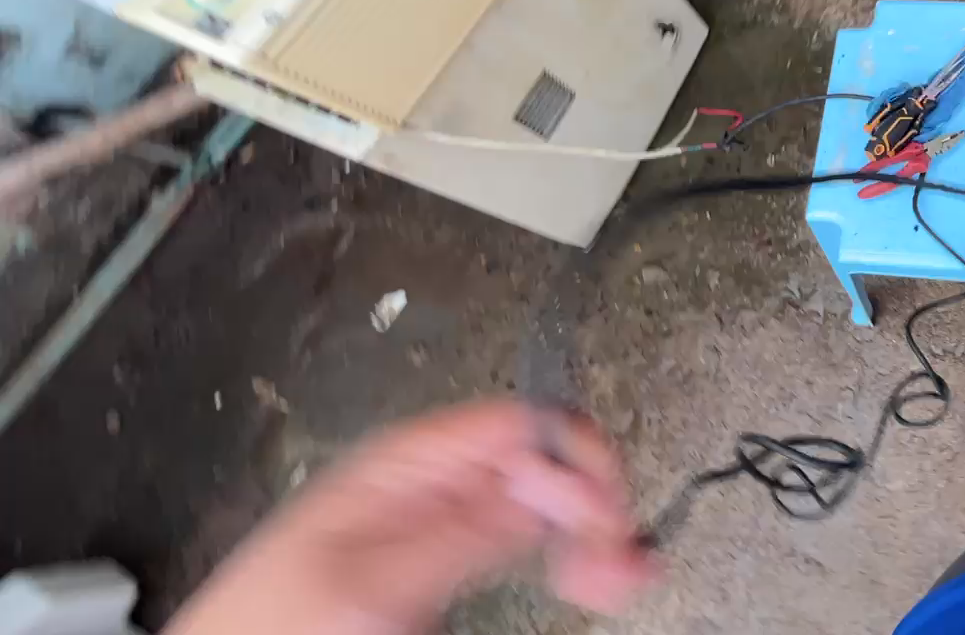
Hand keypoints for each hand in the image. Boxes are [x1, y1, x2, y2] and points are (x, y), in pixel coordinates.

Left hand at [165, 400, 655, 634]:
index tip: (604, 512)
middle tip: (621, 560)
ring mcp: (457, 515)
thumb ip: (458, 531)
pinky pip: (539, 535)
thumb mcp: (361, 585)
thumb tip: (548, 489)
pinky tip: (602, 574)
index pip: (524, 425)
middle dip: (594, 499)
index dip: (574, 458)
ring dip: (596, 528)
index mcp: (415, 461)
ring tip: (622, 575)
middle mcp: (446, 476)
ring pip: (554, 496)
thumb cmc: (268, 633)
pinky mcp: (464, 553)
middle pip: (550, 458)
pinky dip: (578, 550)